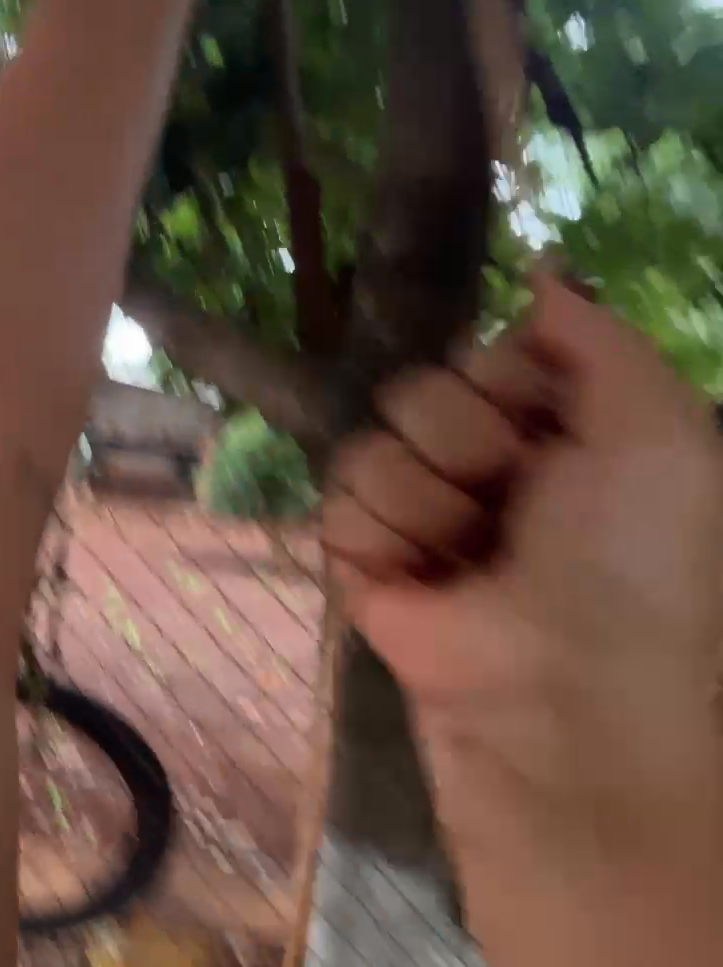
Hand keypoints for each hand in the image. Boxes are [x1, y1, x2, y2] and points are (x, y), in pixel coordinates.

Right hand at [321, 274, 722, 865]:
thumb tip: (542, 270)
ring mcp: (403, 505)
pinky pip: (335, 509)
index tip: (539, 428)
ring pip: (363, 452)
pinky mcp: (351, 551)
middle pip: (407, 395)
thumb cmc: (631, 554)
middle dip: (458, 444)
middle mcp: (467, 458)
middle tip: (503, 496)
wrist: (556, 671)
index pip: (472, 355)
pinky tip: (419, 576)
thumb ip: (598, 342)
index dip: (498, 383)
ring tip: (463, 552)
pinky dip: (380, 542)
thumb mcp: (657, 431)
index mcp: (540, 424)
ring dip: (422, 503)